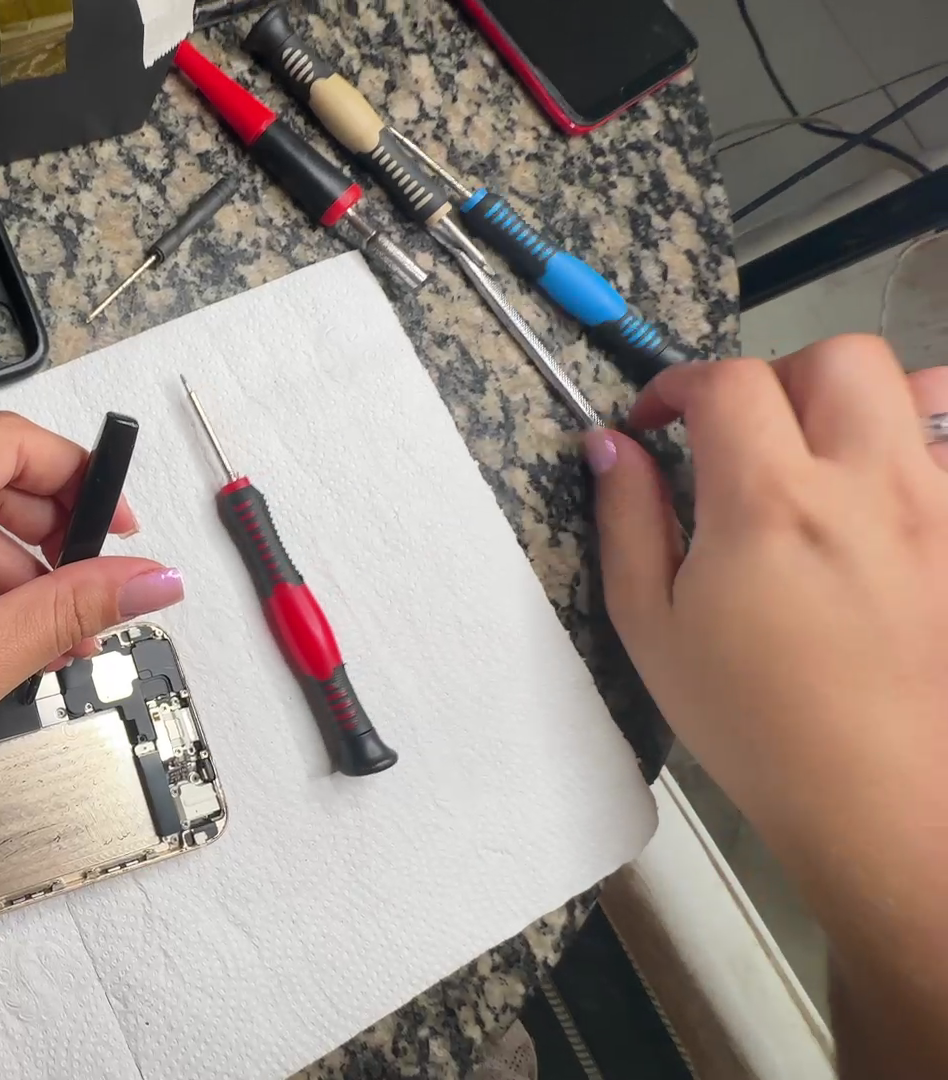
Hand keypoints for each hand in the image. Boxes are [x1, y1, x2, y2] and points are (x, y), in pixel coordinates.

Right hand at [586, 335, 947, 1065]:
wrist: (873, 789)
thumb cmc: (736, 704)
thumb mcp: (644, 613)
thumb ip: (628, 516)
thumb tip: (608, 443)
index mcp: (768, 506)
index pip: (729, 385)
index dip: (674, 385)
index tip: (649, 423)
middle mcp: (873, 487)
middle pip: (836, 360)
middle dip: (766, 378)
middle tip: (727, 433)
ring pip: (922, 386)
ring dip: (851, 401)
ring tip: (808, 454)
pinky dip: (914, 442)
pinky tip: (873, 493)